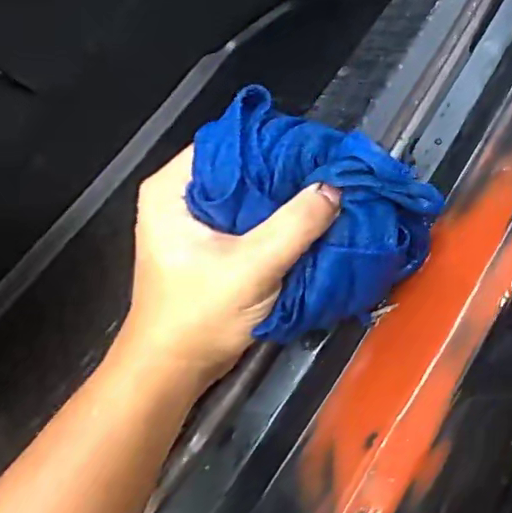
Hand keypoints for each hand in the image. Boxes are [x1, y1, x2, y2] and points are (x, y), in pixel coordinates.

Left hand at [115, 146, 340, 391]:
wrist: (174, 370)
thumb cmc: (197, 316)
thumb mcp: (252, 267)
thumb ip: (296, 224)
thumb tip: (337, 187)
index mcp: (174, 189)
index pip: (232, 142)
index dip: (277, 142)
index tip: (320, 151)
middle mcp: (187, 196)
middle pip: (249, 165)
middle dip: (292, 170)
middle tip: (335, 172)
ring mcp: (204, 221)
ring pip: (258, 192)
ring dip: (294, 196)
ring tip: (334, 191)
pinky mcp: (223, 243)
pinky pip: (263, 216)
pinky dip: (290, 218)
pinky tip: (319, 219)